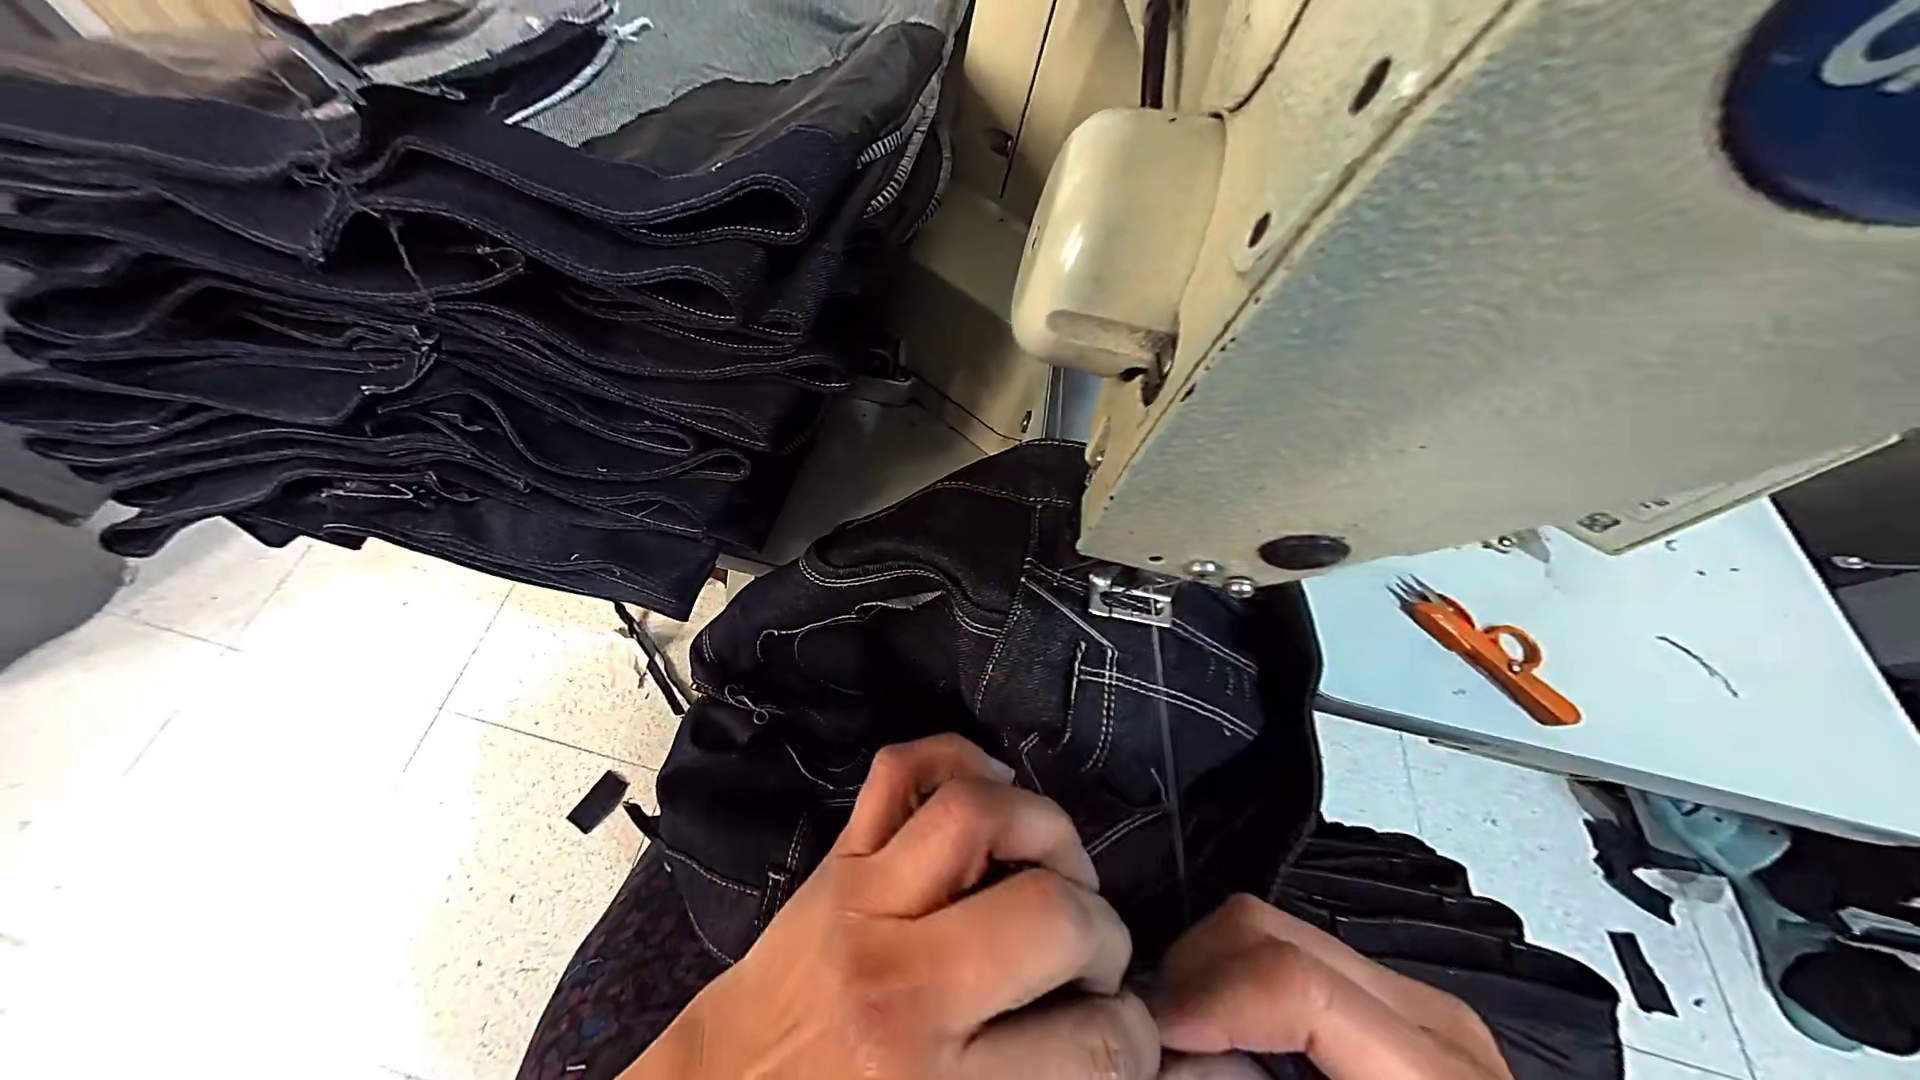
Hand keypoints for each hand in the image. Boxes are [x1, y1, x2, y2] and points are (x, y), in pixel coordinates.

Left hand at [627, 734, 1159, 1079]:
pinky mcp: (838, 854)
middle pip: (1049, 913)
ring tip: (1057, 866)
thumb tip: (1114, 1034)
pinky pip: (900, 770)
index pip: (1089, 1047)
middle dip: (1103, 929)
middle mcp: (900, 981)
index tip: (1121, 1027)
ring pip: (977, 814)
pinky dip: (958, 755)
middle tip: (1093, 947)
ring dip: (1048, 829)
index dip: (1133, 1035)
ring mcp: (862, 897)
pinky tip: (994, 785)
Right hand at [1152, 894, 1513, 1079]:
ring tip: (1179, 1033)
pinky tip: (1223, 1032)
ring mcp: (1414, 1003)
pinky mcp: (1396, 1007)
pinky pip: (1287, 955)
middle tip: (1148, 1032)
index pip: (1293, 985)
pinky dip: (1234, 982)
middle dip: (1187, 972)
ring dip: (1204, 973)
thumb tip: (1166, 1059)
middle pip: (1265, 930)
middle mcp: (1428, 1020)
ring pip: (1267, 929)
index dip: (1204, 998)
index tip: (1146, 1033)